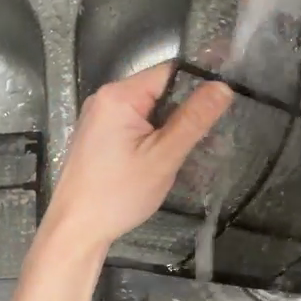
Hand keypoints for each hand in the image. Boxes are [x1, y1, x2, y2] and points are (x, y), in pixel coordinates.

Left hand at [44, 64, 232, 249]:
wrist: (77, 228)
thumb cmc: (118, 194)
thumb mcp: (163, 157)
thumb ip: (193, 120)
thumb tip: (223, 87)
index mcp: (119, 95)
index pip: (169, 72)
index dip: (199, 84)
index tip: (223, 103)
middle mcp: (105, 98)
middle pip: (158, 91)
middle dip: (185, 111)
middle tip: (210, 136)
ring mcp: (99, 118)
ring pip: (148, 111)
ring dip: (170, 128)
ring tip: (190, 151)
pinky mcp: (98, 137)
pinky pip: (134, 126)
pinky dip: (153, 138)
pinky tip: (163, 159)